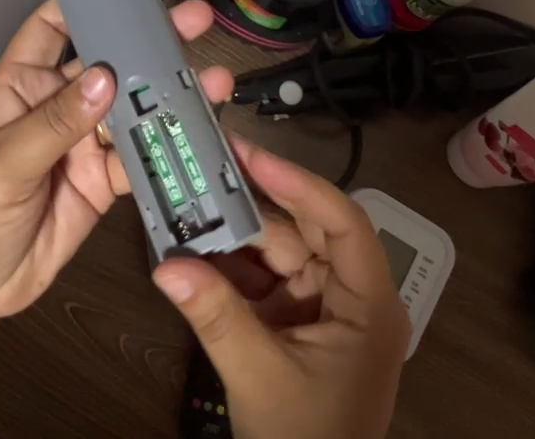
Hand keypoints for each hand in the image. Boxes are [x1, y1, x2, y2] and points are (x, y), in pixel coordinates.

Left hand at [0, 0, 233, 320]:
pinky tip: (195, 137)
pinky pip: (138, 159)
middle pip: (106, 65)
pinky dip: (165, 151)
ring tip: (209, 82)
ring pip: (130, 110)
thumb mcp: (1, 162)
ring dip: (167, 97)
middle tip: (192, 23)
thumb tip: (104, 78)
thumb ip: (55, 122)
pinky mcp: (101, 180)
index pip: (49, 28)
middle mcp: (55, 106)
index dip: (82, 4)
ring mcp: (81, 143)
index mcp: (19, 86)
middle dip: (146, 44)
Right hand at [153, 137, 410, 438]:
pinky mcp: (293, 320)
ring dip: (236, 229)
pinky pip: (261, 277)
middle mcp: (350, 295)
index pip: (343, 224)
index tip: (252, 156)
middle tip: (211, 160)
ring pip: (279, 249)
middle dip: (257, 199)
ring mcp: (320, 307)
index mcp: (369, 305)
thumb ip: (216, 315)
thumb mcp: (260, 378)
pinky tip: (194, 241)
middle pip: (306, 229)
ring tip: (192, 194)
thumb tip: (165, 266)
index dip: (300, 185)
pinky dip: (229, 262)